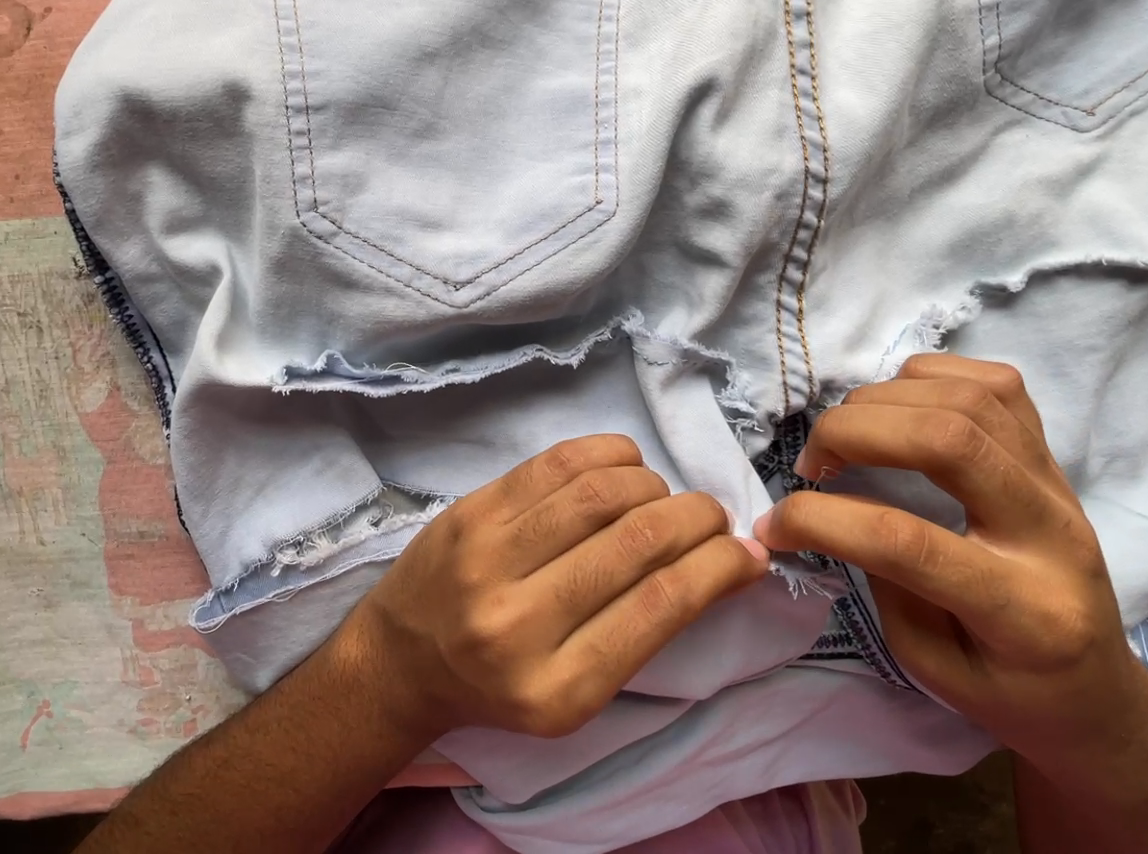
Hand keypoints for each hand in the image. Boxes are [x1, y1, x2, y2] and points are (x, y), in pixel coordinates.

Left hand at [330, 434, 766, 740]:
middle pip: (634, 542)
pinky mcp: (468, 511)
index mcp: (557, 688)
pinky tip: (626, 464)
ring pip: (597, 494)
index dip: (717, 567)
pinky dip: (607, 453)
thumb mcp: (573, 694)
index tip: (746, 551)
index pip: (659, 606)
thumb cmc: (498, 684)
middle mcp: (517, 621)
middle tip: (713, 515)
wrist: (401, 659)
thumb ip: (642, 631)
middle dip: (695, 518)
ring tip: (664, 496)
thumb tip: (725, 562)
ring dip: (653, 486)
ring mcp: (486, 558)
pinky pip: (553, 463)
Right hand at [753, 355, 1147, 794]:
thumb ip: (883, 578)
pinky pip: (998, 385)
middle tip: (811, 464)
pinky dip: (929, 378)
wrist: (1095, 688)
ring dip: (882, 401)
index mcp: (1024, 610)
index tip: (773, 525)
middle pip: (948, 440)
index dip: (820, 521)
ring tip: (845, 436)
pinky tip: (894, 406)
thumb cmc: (1002, 689)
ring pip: (970, 400)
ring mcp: (1060, 486)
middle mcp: (1054, 533)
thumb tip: (826, 507)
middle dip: (850, 433)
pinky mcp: (1054, 459)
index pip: (906, 541)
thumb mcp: (925, 661)